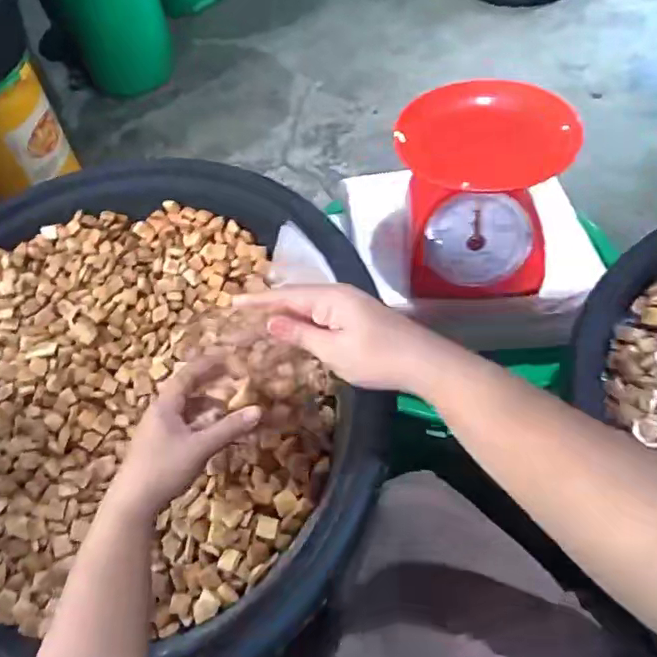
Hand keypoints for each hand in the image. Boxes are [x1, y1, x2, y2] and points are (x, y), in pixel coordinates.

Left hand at [102, 358, 260, 524]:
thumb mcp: (200, 447)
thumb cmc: (164, 468)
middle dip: (211, 385)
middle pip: (187, 391)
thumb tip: (258, 410)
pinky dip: (201, 425)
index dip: (208, 364)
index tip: (228, 357)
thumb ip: (228, 428)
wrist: (132, 502)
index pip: (188, 375)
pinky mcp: (158, 447)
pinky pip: (184, 426)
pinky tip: (214, 435)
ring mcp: (157, 430)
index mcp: (165, 405)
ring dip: (207, 407)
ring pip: (186, 410)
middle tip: (234, 380)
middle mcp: (159, 412)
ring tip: (229, 409)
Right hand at [238, 284, 455, 392]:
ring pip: (310, 303)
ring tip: (261, 317)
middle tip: (242, 310)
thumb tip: (271, 321)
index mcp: (330, 297)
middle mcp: (339, 293)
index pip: (285, 295)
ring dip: (287, 309)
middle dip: (269, 302)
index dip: (257, 300)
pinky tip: (296, 326)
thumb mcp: (333, 351)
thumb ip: (300, 334)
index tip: (231, 302)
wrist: (425, 363)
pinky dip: (304, 317)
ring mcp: (351, 303)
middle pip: (297, 294)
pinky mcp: (359, 315)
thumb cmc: (376, 358)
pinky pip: (322, 311)